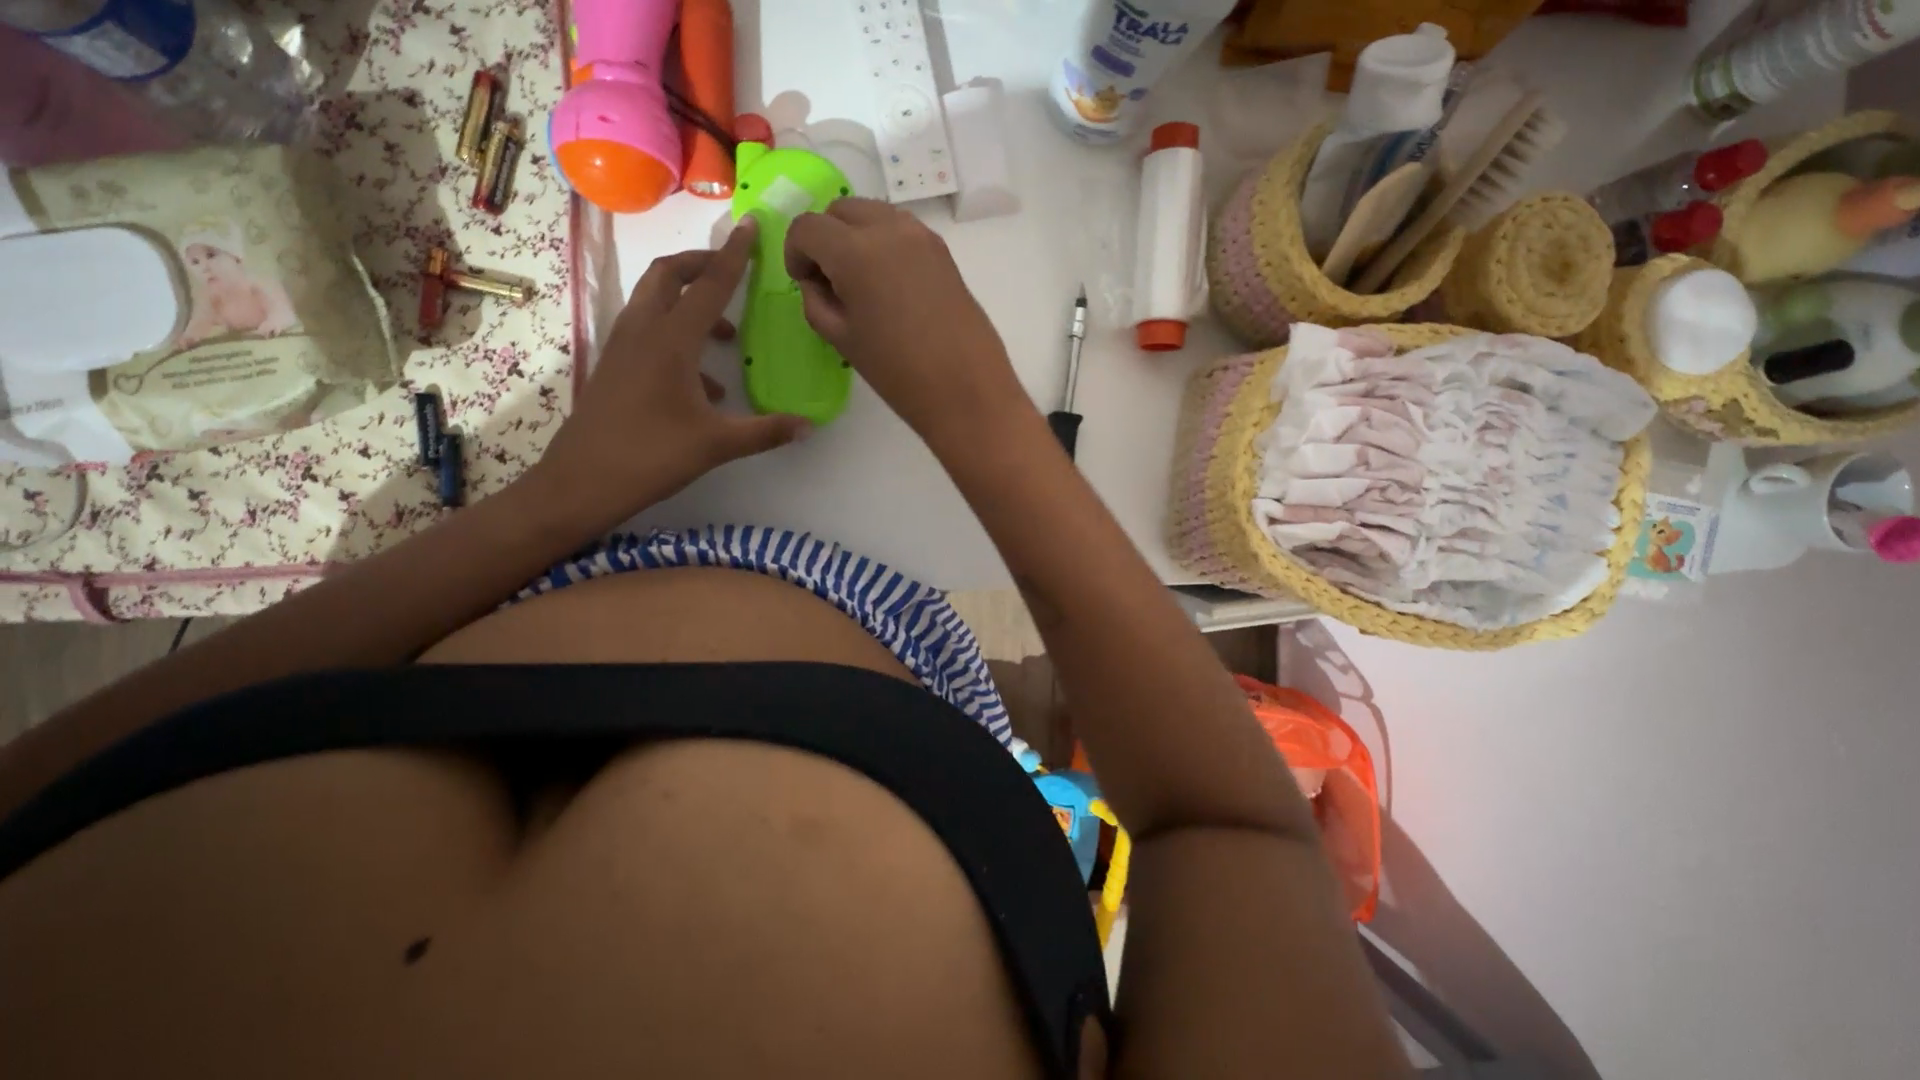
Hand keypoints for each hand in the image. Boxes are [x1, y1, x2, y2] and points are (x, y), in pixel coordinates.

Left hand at [535, 219, 808, 526]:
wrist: (580, 482)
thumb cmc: (650, 457)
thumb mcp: (716, 445)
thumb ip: (765, 431)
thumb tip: (808, 426)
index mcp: (672, 340)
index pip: (709, 284)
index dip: (734, 255)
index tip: (751, 226)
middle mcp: (643, 331)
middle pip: (669, 274)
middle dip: (700, 264)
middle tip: (731, 272)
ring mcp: (622, 346)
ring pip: (654, 300)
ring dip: (688, 300)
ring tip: (726, 335)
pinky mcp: (614, 366)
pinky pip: (646, 330)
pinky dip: (674, 334)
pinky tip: (703, 383)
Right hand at [785, 199, 1025, 444]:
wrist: (966, 387)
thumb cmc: (897, 371)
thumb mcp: (841, 339)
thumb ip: (817, 301)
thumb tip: (816, 281)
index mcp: (855, 251)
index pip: (807, 227)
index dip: (796, 252)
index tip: (804, 282)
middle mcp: (889, 229)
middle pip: (840, 210)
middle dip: (825, 237)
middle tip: (829, 280)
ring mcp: (921, 235)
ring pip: (873, 213)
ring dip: (855, 236)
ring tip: (860, 282)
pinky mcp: (942, 249)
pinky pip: (901, 229)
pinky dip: (884, 242)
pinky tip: (889, 285)